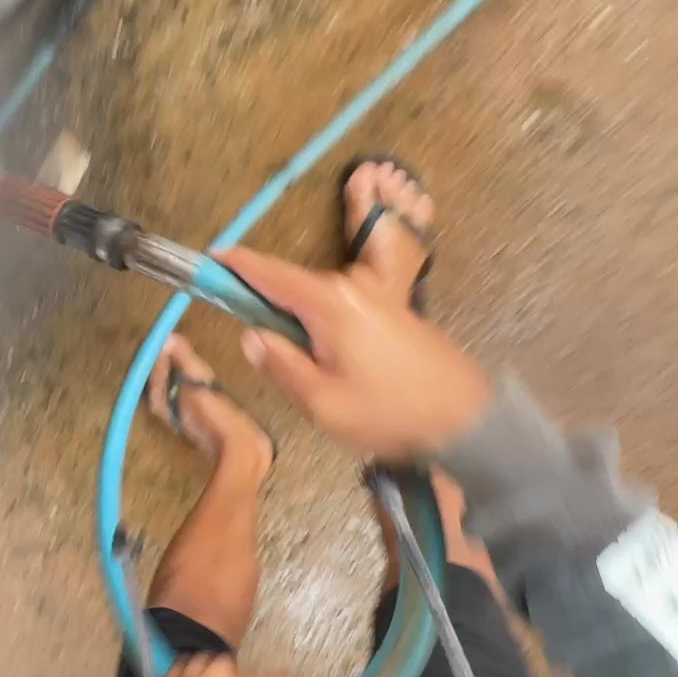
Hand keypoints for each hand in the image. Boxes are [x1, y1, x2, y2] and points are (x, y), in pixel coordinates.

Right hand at [215, 247, 491, 460]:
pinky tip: (325, 356)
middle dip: (264, 300)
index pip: (269, 273)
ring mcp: (374, 295)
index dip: (236, 264)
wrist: (468, 420)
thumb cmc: (389, 413)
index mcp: (328, 302)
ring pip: (314, 298)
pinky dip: (317, 320)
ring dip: (294, 317)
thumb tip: (251, 336)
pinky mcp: (388, 309)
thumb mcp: (321, 402)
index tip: (210, 256)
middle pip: (291, 284)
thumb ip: (280, 365)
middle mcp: (350, 287)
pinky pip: (338, 306)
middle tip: (249, 335)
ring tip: (295, 361)